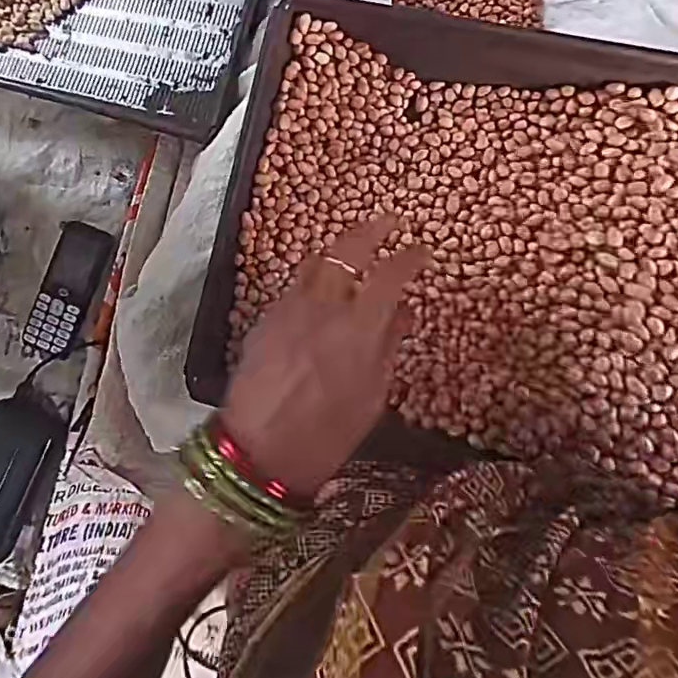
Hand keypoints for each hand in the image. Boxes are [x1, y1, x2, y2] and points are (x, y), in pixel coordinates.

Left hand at [220, 216, 432, 498]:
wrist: (256, 453)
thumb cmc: (326, 434)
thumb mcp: (372, 397)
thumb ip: (388, 347)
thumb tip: (403, 312)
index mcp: (357, 329)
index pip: (390, 276)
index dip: (409, 258)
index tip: (421, 251)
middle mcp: (322, 307)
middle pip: (348, 250)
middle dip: (372, 230)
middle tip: (389, 223)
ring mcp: (290, 309)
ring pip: (317, 261)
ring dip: (341, 248)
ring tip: (357, 248)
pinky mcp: (266, 319)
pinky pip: (296, 285)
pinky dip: (317, 276)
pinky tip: (325, 287)